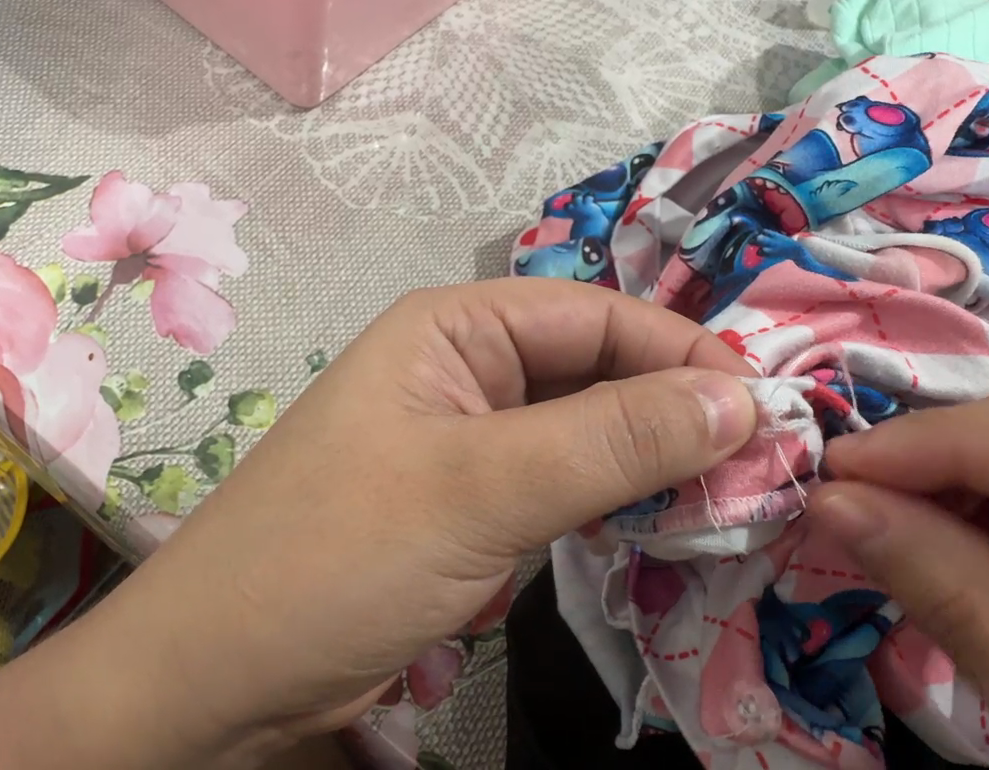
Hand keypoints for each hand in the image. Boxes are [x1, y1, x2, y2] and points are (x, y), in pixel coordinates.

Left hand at [0, 278, 759, 768]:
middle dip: (673, 409)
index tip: (769, 411)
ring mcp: (466, 439)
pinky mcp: (468, 504)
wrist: (218, 673)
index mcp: (454, 328)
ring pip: (583, 430)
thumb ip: (612, 438)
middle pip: (593, 369)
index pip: (595, 316)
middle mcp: (463, 368)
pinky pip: (559, 484)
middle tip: (767, 465)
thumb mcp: (483, 488)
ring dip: (650, 459)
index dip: (683, 353)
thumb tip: (740, 395)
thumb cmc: (338, 554)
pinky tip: (662, 526)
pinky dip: (612, 502)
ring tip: (732, 497)